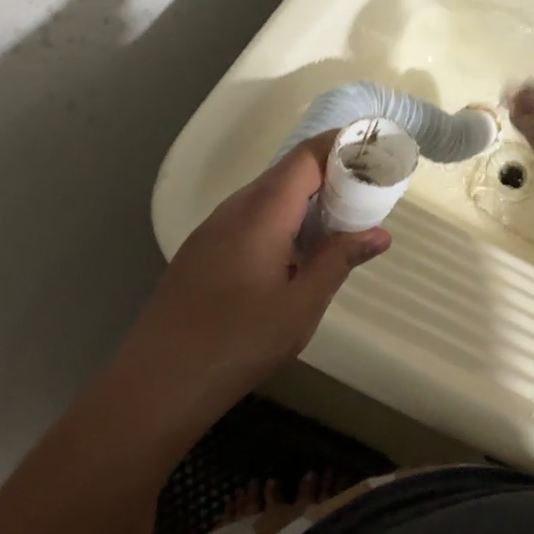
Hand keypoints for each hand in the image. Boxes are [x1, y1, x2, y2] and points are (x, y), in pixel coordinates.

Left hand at [116, 132, 390, 406]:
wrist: (154, 388)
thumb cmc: (237, 342)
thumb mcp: (302, 305)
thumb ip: (339, 260)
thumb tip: (380, 232)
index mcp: (262, 212)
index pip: (307, 156)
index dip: (342, 145)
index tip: (376, 151)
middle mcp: (234, 209)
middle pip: (288, 172)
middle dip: (331, 173)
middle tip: (369, 191)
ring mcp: (212, 231)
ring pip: (268, 197)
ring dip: (307, 199)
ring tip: (342, 221)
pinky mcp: (202, 253)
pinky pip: (251, 218)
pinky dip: (284, 219)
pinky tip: (297, 253)